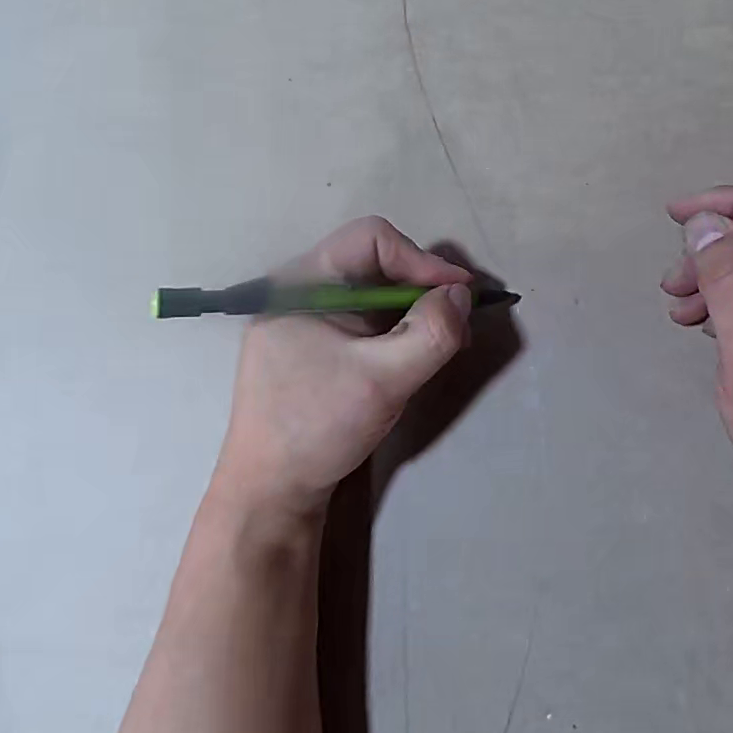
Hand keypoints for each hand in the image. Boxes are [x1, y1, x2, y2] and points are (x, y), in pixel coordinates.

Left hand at [215, 217, 473, 515]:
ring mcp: (310, 318)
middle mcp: (303, 290)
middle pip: (376, 262)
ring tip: (448, 341)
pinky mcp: (321, 344)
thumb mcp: (382, 381)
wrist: (271, 492)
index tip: (458, 295)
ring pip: (376, 292)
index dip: (420, 260)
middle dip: (423, 287)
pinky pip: (368, 319)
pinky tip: (420, 354)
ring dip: (416, 310)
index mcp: (300, 283)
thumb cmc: (316, 430)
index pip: (370, 240)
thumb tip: (461, 295)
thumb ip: (430, 333)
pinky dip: (401, 329)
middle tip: (459, 321)